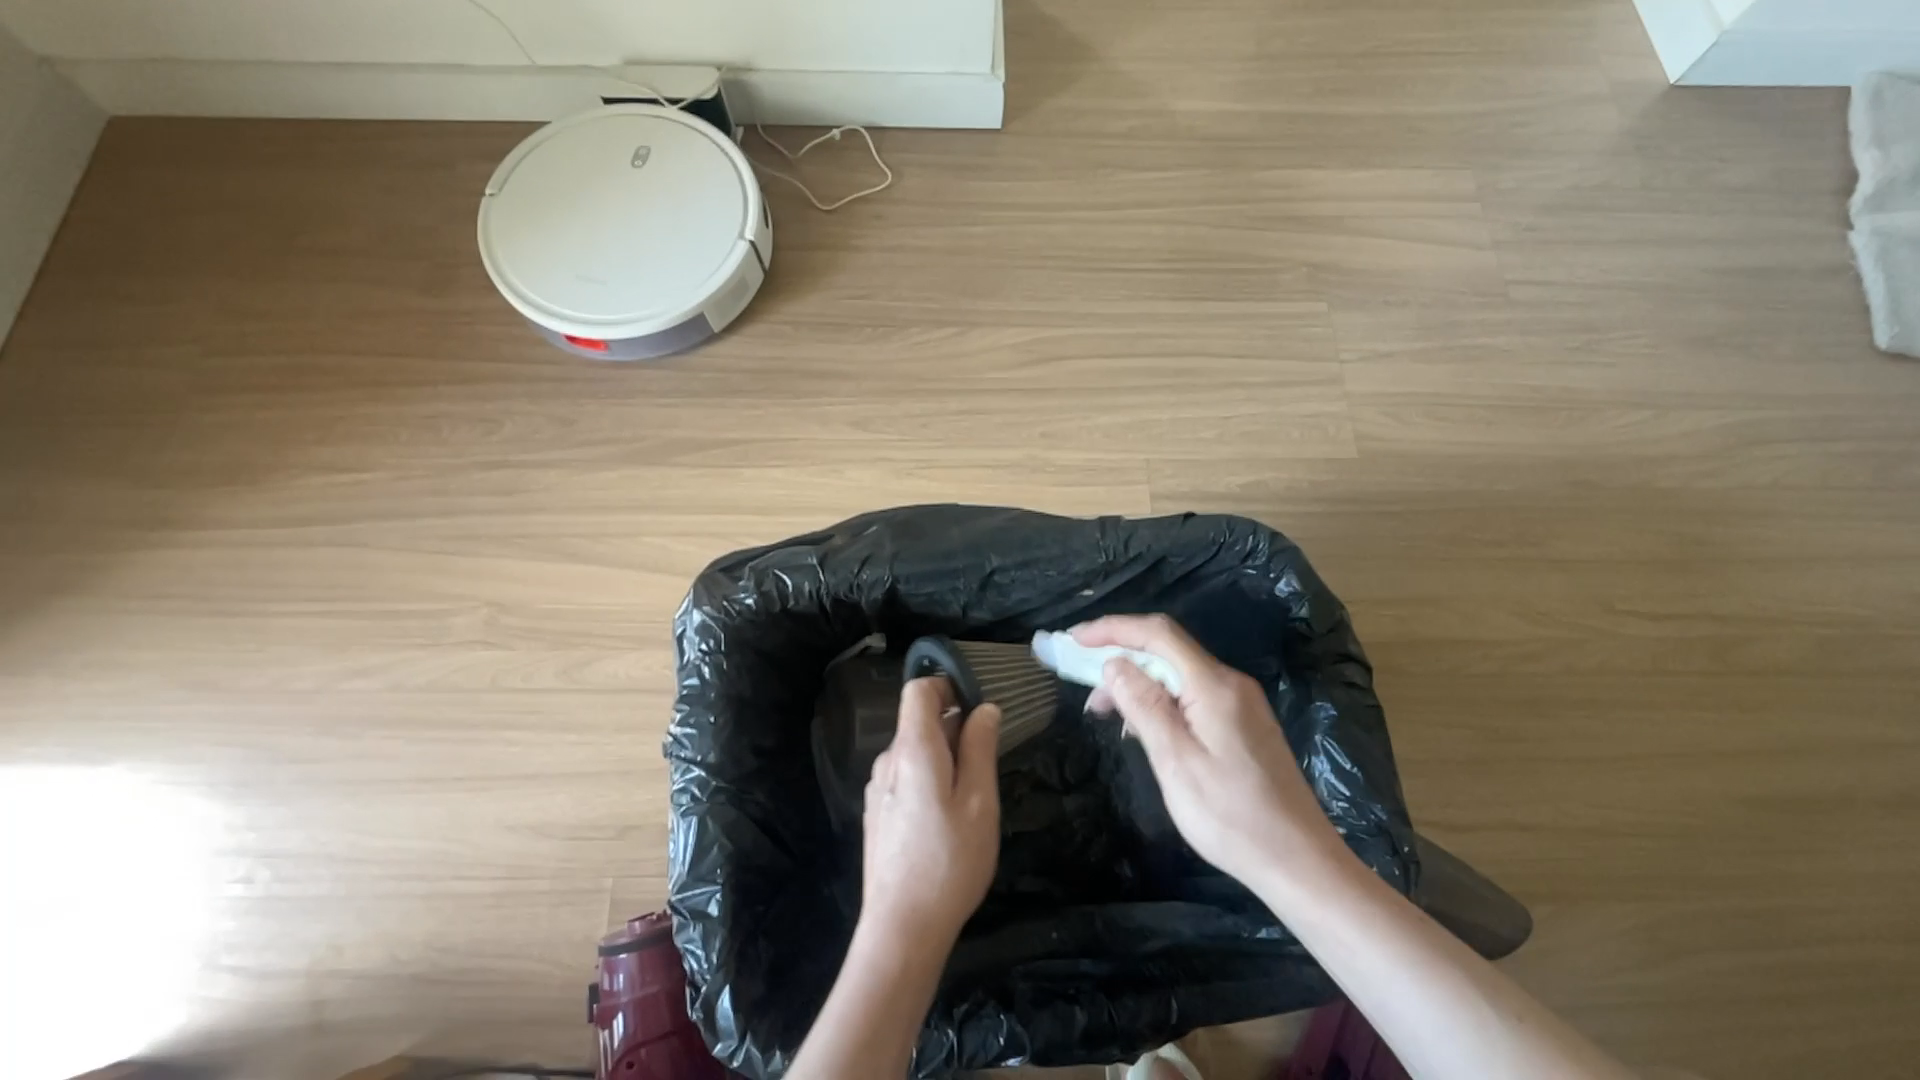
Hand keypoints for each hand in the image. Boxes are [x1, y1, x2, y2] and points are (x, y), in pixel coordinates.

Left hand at [859, 676, 1001, 947]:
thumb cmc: (950, 861)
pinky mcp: (876, 815)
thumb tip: (984, 709)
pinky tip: (945, 825)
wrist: (902, 927)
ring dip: (943, 763)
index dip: (947, 687)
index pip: (918, 690)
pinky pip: (905, 780)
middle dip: (954, 732)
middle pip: (919, 723)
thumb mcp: (980, 801)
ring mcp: (877, 790)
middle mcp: (887, 761)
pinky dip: (928, 785)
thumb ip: (980, 748)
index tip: (977, 711)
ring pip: (914, 754)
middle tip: (985, 771)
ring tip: (969, 805)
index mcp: (912, 750)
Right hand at [1077, 615, 1345, 887]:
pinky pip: (1193, 695)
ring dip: (1139, 682)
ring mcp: (1241, 704)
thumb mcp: (1176, 762)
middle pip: (1168, 650)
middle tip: (1083, 684)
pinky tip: (1142, 727)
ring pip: (1179, 674)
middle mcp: (1231, 683)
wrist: (1298, 860)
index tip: (1075, 639)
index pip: (1158, 634)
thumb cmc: (1231, 816)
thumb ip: (1144, 707)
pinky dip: (1160, 701)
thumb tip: (1115, 664)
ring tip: (1105, 712)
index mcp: (1214, 686)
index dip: (1113, 629)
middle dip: (1121, 657)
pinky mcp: (1244, 725)